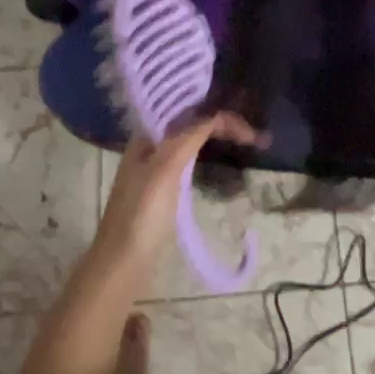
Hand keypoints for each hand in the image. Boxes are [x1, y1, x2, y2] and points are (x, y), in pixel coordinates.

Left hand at [94, 112, 265, 274]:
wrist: (122, 263)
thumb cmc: (142, 215)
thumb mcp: (165, 170)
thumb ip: (188, 138)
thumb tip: (216, 115)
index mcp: (146, 136)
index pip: (187, 110)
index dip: (218, 115)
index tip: (249, 133)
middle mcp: (150, 147)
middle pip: (189, 122)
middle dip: (220, 123)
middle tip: (252, 136)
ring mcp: (155, 169)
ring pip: (190, 141)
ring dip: (215, 136)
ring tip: (243, 140)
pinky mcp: (162, 189)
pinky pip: (188, 160)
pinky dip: (207, 154)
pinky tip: (218, 159)